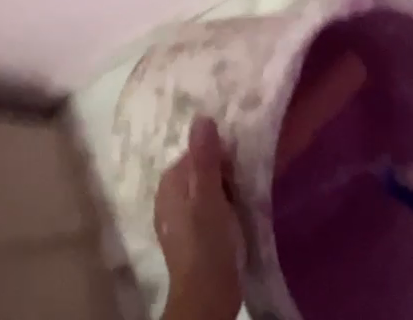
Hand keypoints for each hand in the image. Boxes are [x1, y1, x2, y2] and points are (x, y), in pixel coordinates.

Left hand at [155, 117, 242, 319]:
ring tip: (243, 195)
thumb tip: (201, 117)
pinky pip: (208, 206)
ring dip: (224, 188)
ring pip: (206, 188)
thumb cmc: (208, 242)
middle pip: (201, 168)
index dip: (220, 154)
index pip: (197, 151)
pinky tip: (236, 214)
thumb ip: (205, 158)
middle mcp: (169, 196)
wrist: (207, 295)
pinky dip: (222, 206)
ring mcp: (178, 217)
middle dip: (222, 170)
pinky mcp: (192, 235)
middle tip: (243, 180)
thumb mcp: (209, 196)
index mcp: (170, 182)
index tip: (240, 163)